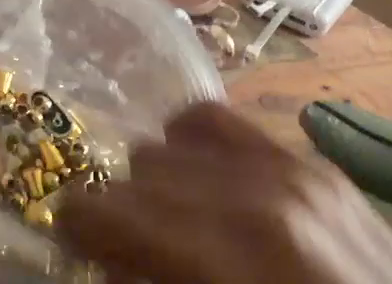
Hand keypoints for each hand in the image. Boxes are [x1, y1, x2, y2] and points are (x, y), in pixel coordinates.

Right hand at [55, 102, 391, 283]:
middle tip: (132, 250)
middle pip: (135, 172)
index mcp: (235, 255)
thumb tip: (99, 259)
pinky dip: (194, 151)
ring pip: (166, 142)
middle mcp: (260, 195)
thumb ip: (145, 280)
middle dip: (123, 213)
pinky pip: (214, 123)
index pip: (104, 209)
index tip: (80, 250)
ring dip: (160, 184)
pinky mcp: (312, 163)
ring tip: (174, 224)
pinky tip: (205, 190)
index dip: (78, 231)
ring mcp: (293, 168)